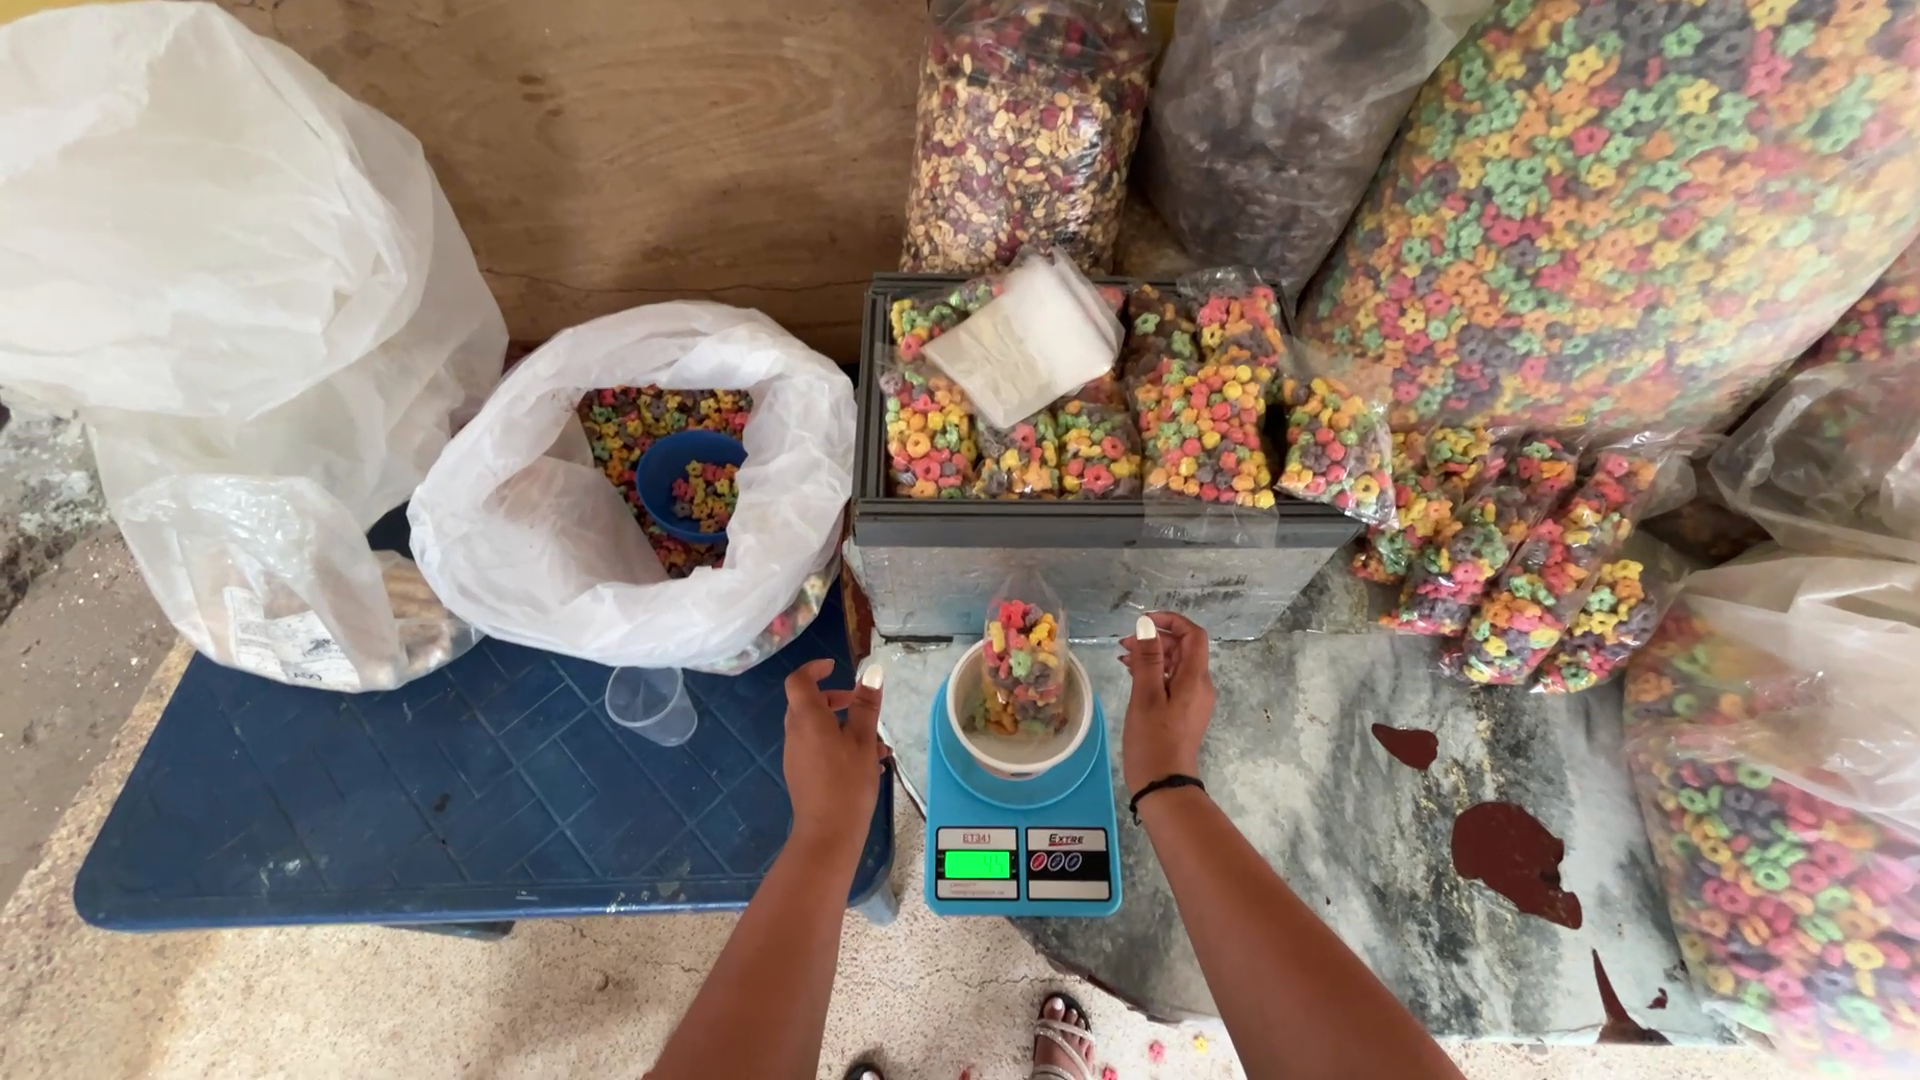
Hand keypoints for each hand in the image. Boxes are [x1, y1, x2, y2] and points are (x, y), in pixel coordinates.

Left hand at [782, 659, 887, 857]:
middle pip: (807, 703)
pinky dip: (838, 743)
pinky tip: (868, 762)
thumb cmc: (848, 782)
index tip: (834, 667)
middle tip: (859, 703)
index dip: (813, 669)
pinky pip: (818, 746)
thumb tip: (871, 673)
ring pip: (816, 727)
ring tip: (874, 740)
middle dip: (834, 698)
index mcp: (808, 719)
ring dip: (841, 723)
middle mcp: (796, 733)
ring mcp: (796, 755)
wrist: (828, 833)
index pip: (798, 681)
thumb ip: (866, 704)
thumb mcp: (864, 739)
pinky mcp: (802, 773)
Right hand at [1119, 612, 1216, 794]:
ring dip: (1153, 655)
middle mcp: (1201, 686)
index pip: (1193, 635)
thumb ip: (1148, 658)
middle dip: (1156, 639)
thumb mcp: (1145, 696)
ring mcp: (1194, 700)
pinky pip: (1173, 681)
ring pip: (1177, 664)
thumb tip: (1146, 625)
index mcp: (1195, 679)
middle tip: (1124, 643)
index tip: (1142, 622)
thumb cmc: (1153, 740)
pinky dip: (1155, 672)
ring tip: (1123, 657)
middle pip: (1184, 648)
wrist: (1164, 785)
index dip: (1171, 621)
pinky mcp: (1185, 711)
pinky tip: (1133, 675)